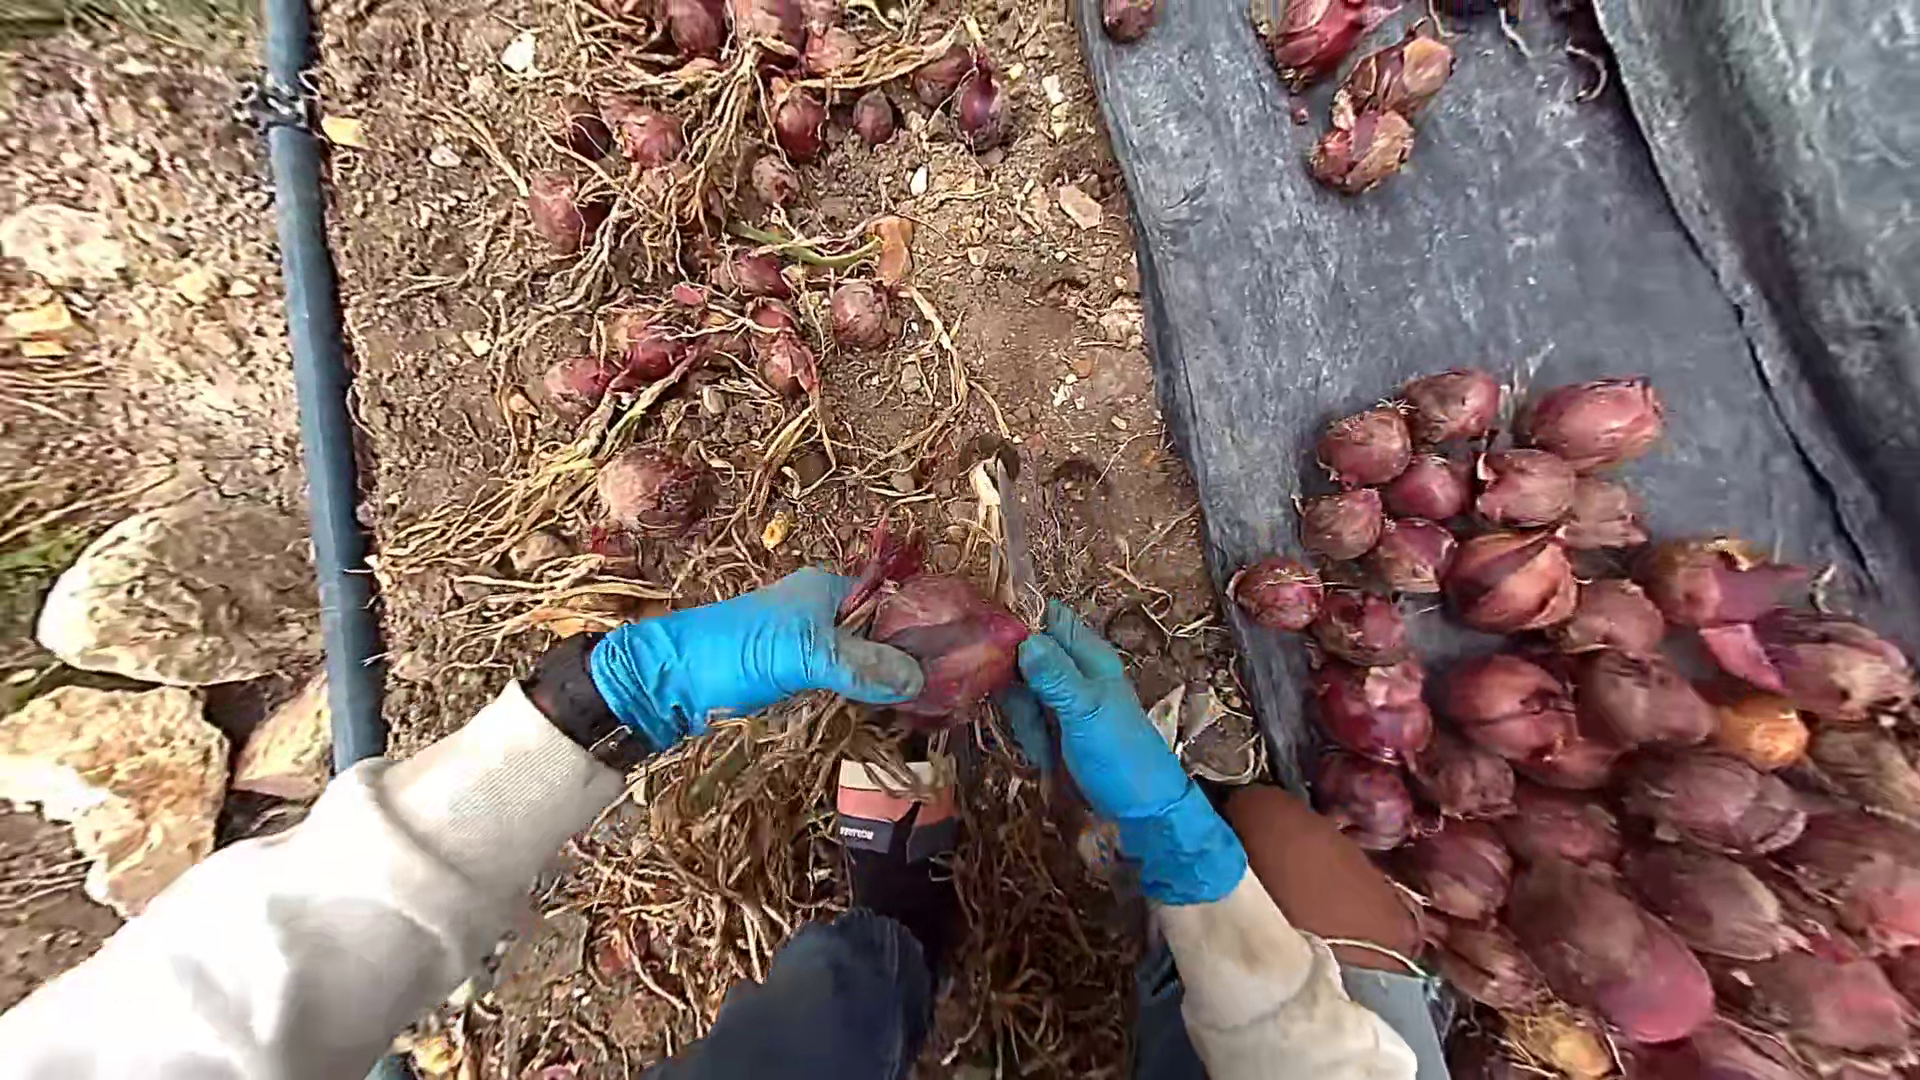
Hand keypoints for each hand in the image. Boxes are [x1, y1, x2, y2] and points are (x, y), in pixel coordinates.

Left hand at [590, 568, 924, 752]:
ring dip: (884, 682)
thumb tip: (918, 678)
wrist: (668, 683)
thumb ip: (861, 665)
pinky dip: (862, 697)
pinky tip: (884, 714)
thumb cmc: (737, 651)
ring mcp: (810, 646)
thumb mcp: (803, 653)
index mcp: (828, 590)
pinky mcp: (798, 676)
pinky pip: (843, 684)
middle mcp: (823, 613)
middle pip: (879, 634)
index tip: (947, 656)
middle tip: (938, 689)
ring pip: (862, 662)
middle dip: (904, 659)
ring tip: (921, 706)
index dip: (917, 627)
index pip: (889, 602)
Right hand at [998, 601, 1245, 905]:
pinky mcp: (1048, 723)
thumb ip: (1055, 676)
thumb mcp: (1087, 712)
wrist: (1140, 812)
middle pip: (1024, 651)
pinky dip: (1023, 729)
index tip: (987, 631)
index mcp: (1088, 654)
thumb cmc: (1121, 754)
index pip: (1048, 616)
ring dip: (1018, 711)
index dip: (1019, 616)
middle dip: (1011, 674)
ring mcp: (1057, 697)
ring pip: (1018, 685)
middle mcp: (1070, 668)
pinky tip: (1038, 751)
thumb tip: (1023, 639)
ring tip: (1039, 740)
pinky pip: (1022, 712)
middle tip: (1017, 704)